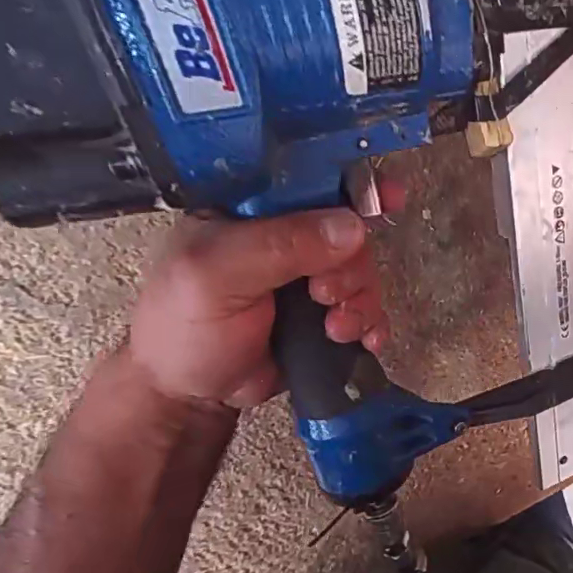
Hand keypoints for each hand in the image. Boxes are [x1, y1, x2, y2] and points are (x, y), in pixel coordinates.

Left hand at [128, 205, 393, 409]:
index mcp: (251, 208)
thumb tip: (352, 227)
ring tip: (336, 329)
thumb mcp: (216, 275)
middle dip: (350, 266)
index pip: (307, 178)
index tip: (388, 197)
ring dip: (361, 301)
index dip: (351, 182)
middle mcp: (286, 236)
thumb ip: (279, 245)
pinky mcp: (325, 314)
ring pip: (362, 271)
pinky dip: (373, 323)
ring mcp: (308, 276)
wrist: (190, 395)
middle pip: (348, 230)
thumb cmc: (184, 326)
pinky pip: (367, 308)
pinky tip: (365, 340)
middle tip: (324, 295)